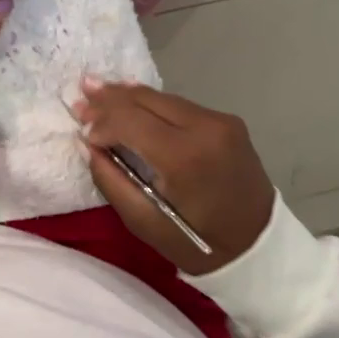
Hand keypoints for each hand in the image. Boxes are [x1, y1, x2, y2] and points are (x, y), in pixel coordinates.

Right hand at [74, 79, 274, 274]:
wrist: (259, 246)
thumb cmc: (199, 244)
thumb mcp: (145, 223)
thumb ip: (112, 180)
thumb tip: (89, 145)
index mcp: (184, 156)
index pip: (129, 121)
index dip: (101, 123)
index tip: (82, 134)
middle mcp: (205, 127)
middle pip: (145, 100)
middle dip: (109, 99)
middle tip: (80, 96)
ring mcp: (221, 120)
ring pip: (162, 98)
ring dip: (128, 97)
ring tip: (97, 91)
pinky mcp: (228, 121)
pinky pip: (179, 106)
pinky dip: (151, 103)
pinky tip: (130, 100)